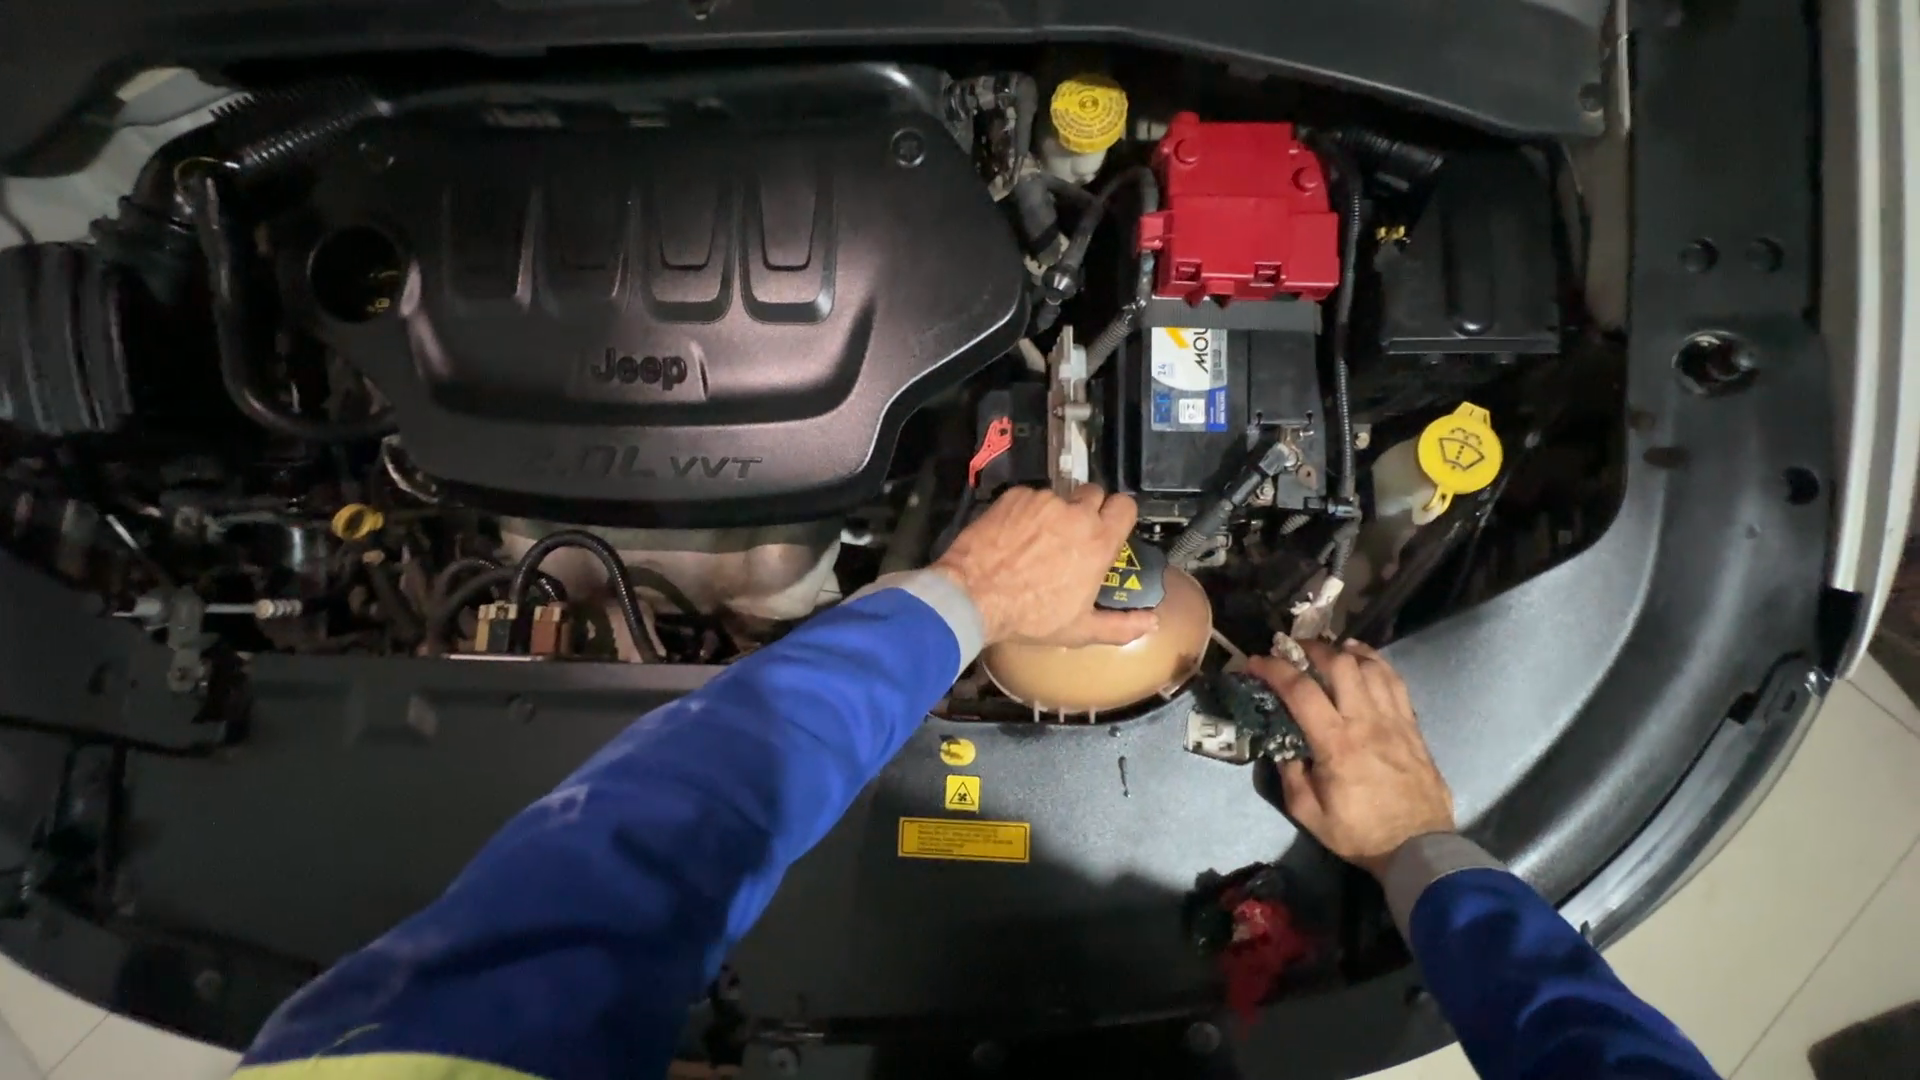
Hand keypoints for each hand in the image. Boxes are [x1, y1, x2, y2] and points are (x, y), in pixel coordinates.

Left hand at [933, 485, 1157, 647]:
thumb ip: (1121, 625)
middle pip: (1094, 494)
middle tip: (1073, 535)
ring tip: (1036, 540)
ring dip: (1054, 513)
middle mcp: (1075, 513)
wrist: (973, 597)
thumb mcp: (1080, 630)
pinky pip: (1028, 497)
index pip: (1126, 505)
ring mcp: (1042, 501)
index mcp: (1099, 541)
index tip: (1109, 528)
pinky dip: (1025, 512)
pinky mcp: (1013, 496)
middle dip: (1088, 510)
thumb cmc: (1030, 617)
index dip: (1119, 515)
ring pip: (1058, 497)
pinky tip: (1014, 536)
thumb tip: (1153, 622)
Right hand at [1249, 640, 1454, 876]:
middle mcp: (1366, 722)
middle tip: (1292, 650)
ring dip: (1344, 652)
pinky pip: (1396, 682)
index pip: (1300, 690)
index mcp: (1336, 743)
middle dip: (1310, 649)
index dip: (1274, 669)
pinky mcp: (1412, 727)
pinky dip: (1376, 663)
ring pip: (1371, 667)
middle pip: (1340, 665)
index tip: (1255, 662)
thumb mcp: (1307, 811)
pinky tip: (1363, 660)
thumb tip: (1281, 744)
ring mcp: (1394, 721)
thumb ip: (1289, 773)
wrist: (1420, 849)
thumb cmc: (1359, 833)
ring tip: (1328, 650)